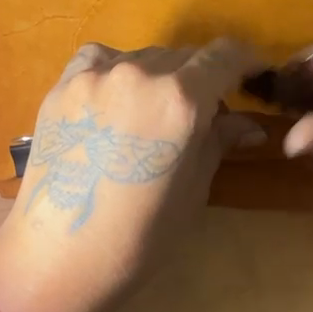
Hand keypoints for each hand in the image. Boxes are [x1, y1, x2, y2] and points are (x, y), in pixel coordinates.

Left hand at [0, 40, 264, 311]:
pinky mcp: (62, 86)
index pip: (225, 55)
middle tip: (203, 114)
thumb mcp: (193, 189)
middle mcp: (139, 74)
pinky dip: (116, 70)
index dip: (246, 62)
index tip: (253, 76)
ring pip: (143, 57)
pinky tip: (115, 99)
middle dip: (201, 78)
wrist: (59, 256)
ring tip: (153, 115)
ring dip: (159, 76)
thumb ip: (219, 141)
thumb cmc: (140, 236)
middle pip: (184, 57)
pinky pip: (99, 60)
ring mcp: (95, 76)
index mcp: (181, 99)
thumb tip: (249, 124)